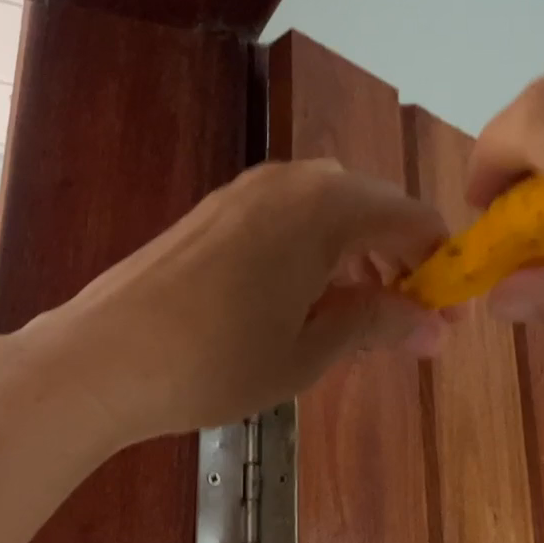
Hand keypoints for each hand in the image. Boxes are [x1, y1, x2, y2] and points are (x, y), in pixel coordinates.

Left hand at [21, 159, 448, 443]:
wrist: (102, 357)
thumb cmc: (215, 361)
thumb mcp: (307, 351)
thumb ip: (375, 323)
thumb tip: (432, 325)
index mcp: (327, 204)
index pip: (412, 219)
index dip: (437, 269)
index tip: (440, 323)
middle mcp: (287, 181)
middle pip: (367, 211)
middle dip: (392, 265)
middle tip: (396, 329)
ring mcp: (240, 192)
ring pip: (320, 216)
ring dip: (347, 262)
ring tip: (344, 323)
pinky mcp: (207, 213)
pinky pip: (279, 223)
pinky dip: (303, 256)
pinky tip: (289, 305)